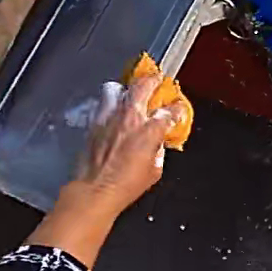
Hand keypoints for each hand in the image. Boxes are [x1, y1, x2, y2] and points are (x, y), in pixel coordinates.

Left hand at [68, 74, 188, 216]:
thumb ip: (157, 151)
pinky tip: (112, 113)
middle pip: (143, 85)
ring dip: (124, 89)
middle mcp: (130, 117)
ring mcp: (109, 117)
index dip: (177, 108)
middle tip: (156, 80)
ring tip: (128, 95)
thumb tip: (157, 145)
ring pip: (116, 88)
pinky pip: (102, 103)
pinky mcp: (94, 123)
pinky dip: (109, 105)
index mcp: (150, 130)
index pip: (169, 110)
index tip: (177, 109)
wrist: (96, 190)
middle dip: (152, 80)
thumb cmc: (125, 185)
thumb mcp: (153, 171)